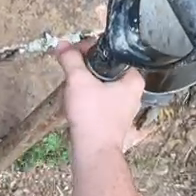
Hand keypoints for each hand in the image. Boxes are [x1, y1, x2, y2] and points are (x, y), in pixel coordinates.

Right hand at [56, 42, 144, 156]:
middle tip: (70, 70)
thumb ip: (70, 59)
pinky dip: (84, 99)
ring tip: (69, 88)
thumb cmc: (93, 116)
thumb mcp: (78, 80)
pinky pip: (96, 101)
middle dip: (83, 69)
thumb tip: (62, 45)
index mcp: (133, 79)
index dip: (91, 48)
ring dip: (82, 84)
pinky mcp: (111, 120)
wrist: (93, 150)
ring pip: (99, 86)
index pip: (113, 53)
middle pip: (105, 69)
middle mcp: (132, 93)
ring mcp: (122, 108)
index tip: (74, 52)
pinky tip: (72, 103)